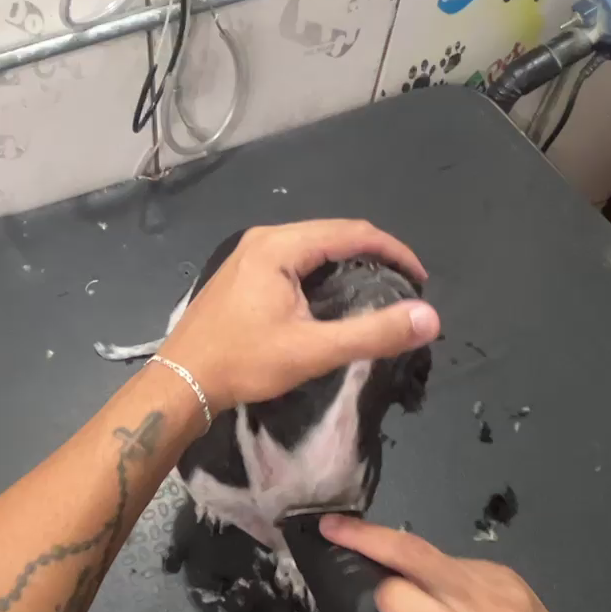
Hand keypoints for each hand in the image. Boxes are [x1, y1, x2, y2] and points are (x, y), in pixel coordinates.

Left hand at [155, 221, 439, 411]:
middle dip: (372, 255)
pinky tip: (332, 298)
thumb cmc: (244, 362)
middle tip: (401, 288)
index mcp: (279, 247)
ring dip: (347, 263)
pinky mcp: (242, 272)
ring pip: (312, 246)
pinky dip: (321, 271)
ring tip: (375, 293)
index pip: (352, 232)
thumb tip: (429, 318)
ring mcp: (248, 254)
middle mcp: (263, 239)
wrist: (182, 379)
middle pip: (332, 234)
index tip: (419, 281)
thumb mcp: (312, 350)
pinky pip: (293, 260)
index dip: (393, 251)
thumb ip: (373, 333)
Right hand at [305, 516, 610, 611]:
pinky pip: (446, 560)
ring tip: (353, 545)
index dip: (380, 596)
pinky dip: (417, 566)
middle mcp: (496, 604)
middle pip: (419, 554)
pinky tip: (406, 578)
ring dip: (389, 548)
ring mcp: (502, 582)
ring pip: (429, 552)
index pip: (418, 605)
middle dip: (369, 537)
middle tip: (327, 527)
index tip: (342, 586)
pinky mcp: (504, 571)